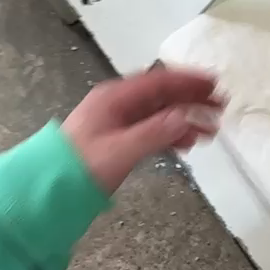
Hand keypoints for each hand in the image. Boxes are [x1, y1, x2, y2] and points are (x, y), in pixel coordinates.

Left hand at [63, 67, 222, 194]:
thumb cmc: (80, 167)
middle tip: (220, 105)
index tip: (214, 84)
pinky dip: (171, 133)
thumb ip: (156, 132)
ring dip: (185, 118)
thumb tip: (189, 117)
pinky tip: (187, 143)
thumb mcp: (121, 149)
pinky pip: (152, 129)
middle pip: (162, 95)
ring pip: (159, 113)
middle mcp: (117, 104)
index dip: (188, 81)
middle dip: (192, 98)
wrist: (49, 188)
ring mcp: (117, 121)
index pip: (159, 81)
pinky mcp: (118, 139)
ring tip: (210, 129)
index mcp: (115, 97)